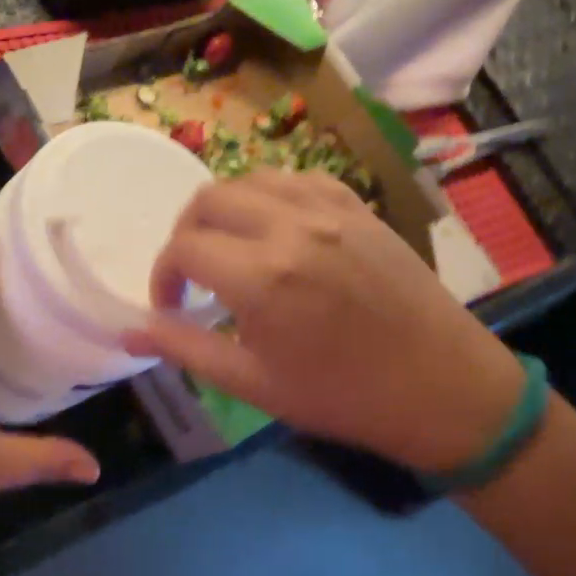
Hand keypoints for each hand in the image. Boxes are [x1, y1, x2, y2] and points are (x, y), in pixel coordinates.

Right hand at [125, 170, 524, 472]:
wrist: (446, 390)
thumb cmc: (342, 397)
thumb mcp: (252, 384)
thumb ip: (184, 349)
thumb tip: (128, 333)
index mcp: (261, 277)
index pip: (183, 249)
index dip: (163, 276)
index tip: (172, 307)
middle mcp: (291, 228)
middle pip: (207, 200)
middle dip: (185, 234)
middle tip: (192, 274)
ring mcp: (330, 212)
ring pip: (250, 180)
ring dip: (224, 208)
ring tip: (228, 246)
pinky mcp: (360, 209)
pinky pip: (298, 179)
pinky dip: (270, 195)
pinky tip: (274, 227)